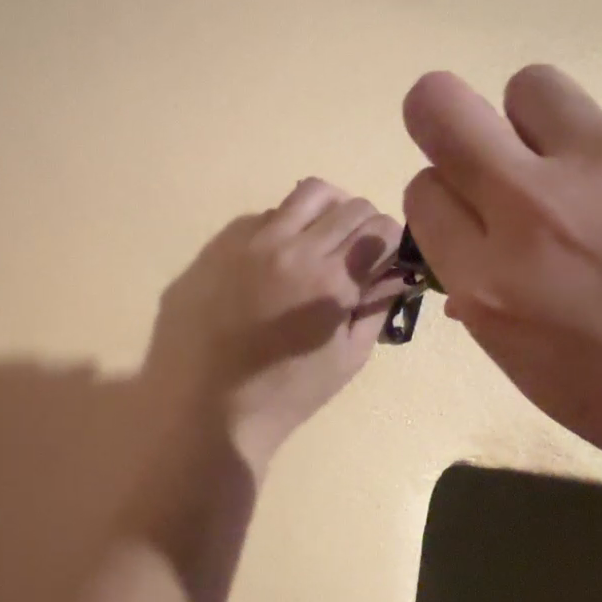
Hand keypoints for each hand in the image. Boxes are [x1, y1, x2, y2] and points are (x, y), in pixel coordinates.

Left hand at [145, 179, 404, 470]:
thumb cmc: (287, 394)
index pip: (381, 229)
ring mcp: (252, 241)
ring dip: (328, 212)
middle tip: (358, 257)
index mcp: (333, 282)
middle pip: (350, 205)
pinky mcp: (220, 244)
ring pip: (308, 193)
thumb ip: (375, 308)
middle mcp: (295, 248)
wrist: (208, 408)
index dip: (392, 245)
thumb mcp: (348, 358)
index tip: (385, 265)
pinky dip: (284, 228)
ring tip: (322, 243)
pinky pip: (264, 215)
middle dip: (365, 227)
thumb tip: (393, 275)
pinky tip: (276, 262)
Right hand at [400, 66, 601, 516]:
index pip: (423, 195)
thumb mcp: (554, 386)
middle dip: (450, 123)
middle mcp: (537, 210)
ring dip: (554, 132)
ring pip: (537, 90)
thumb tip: (480, 269)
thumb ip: (503, 313)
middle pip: (439, 105)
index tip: (482, 216)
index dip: (451, 203)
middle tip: (501, 155)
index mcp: (495, 289)